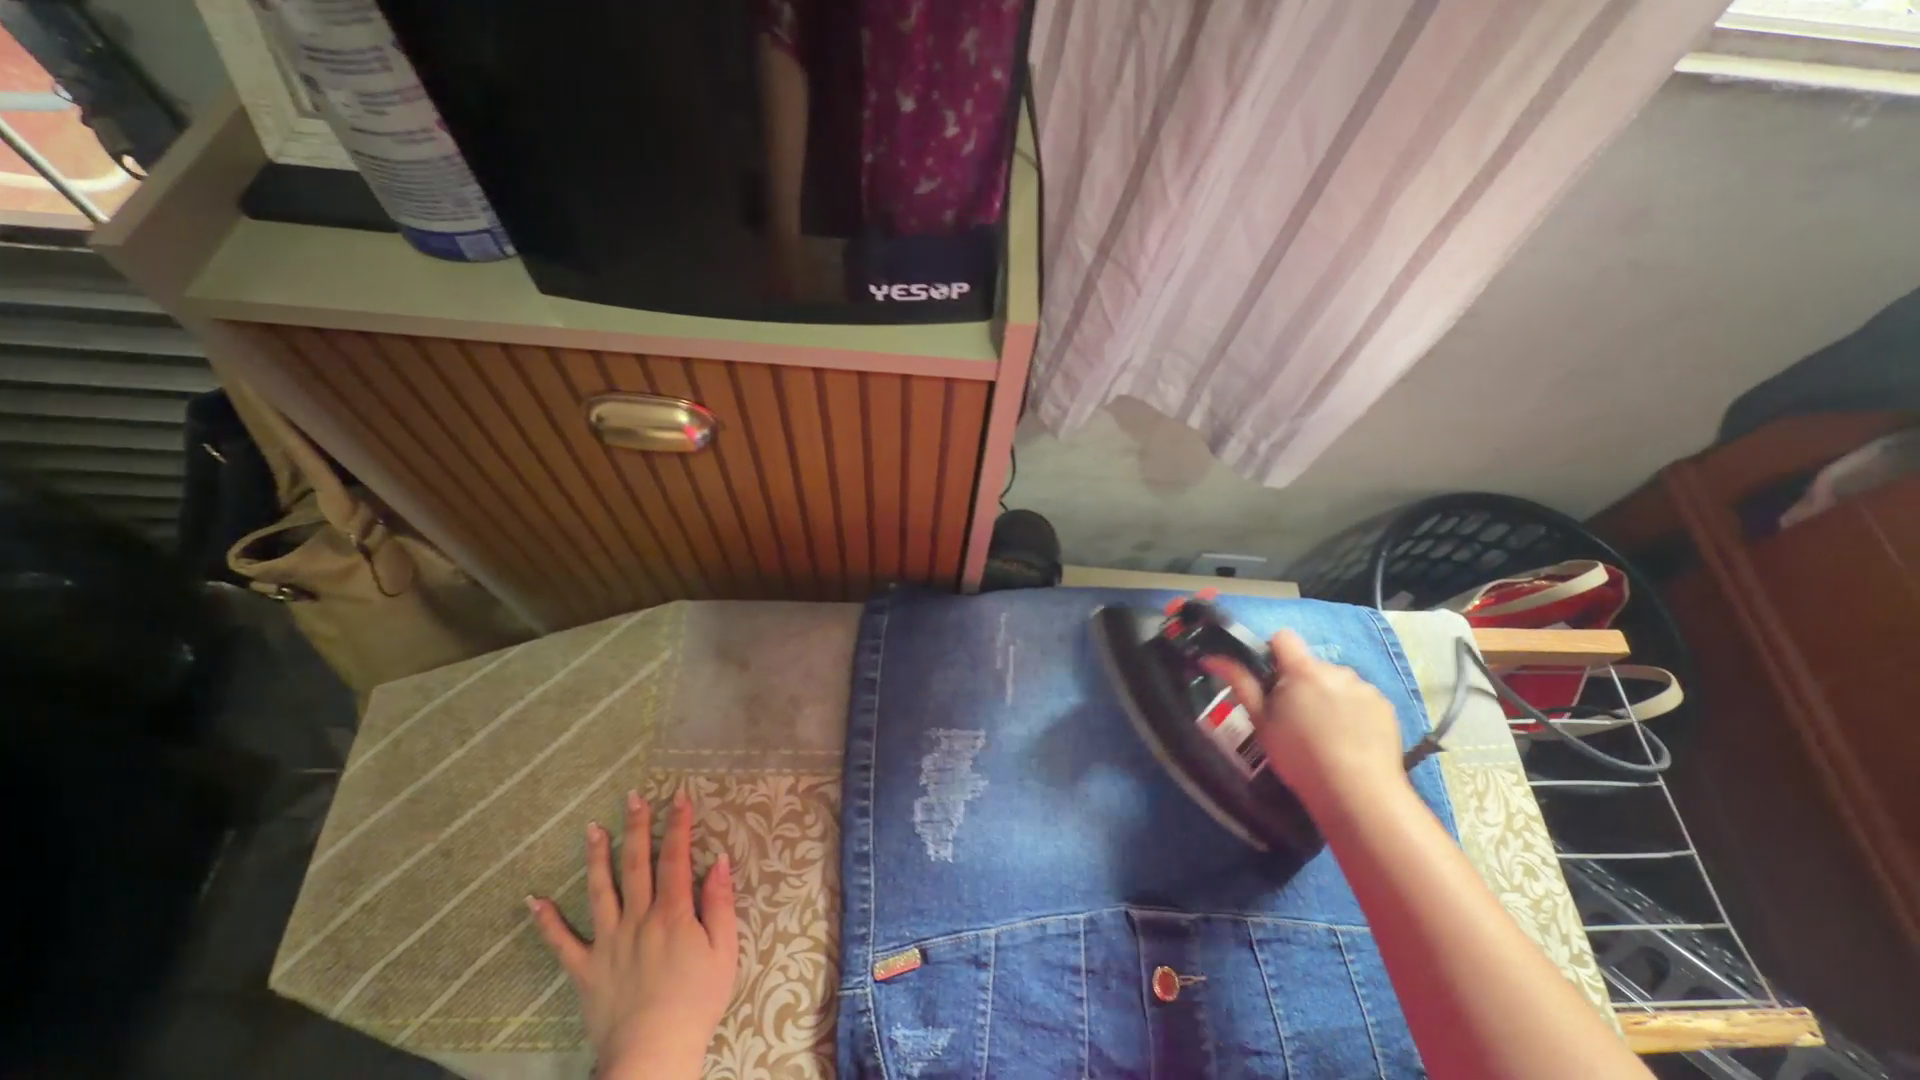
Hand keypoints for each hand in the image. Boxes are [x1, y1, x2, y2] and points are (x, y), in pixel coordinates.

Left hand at [527, 789, 737, 1079]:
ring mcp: (608, 941)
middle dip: (637, 828)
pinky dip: (546, 920)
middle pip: (637, 864)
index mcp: (673, 913)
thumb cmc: (697, 1001)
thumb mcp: (724, 951)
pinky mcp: (585, 968)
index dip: (678, 826)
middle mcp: (637, 918)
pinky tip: (533, 900)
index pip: (676, 859)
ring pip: (600, 890)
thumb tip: (718, 861)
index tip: (678, 798)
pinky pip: (561, 942)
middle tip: (632, 798)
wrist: (653, 1052)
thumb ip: (719, 904)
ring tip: (592, 829)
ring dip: (596, 857)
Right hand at [1202, 629, 1406, 809]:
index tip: (1270, 680)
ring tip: (1326, 734)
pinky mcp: (1385, 706)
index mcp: (1302, 671)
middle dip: (1301, 683)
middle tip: (1295, 718)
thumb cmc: (1299, 757)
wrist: (1357, 792)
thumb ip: (1241, 685)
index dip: (1272, 653)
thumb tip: (1213, 657)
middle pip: (1311, 665)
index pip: (1283, 637)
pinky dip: (1352, 712)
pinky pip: (1361, 699)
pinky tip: (1349, 740)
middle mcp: (1336, 670)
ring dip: (1328, 697)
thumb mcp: (1262, 723)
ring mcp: (1365, 687)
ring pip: (1337, 683)